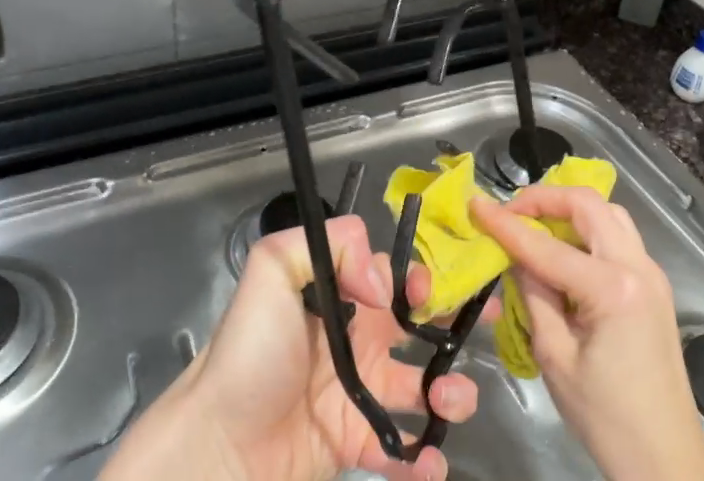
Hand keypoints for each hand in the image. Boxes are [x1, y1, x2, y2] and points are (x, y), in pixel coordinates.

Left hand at [100, 214, 484, 480]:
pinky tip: (426, 460)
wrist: (219, 446)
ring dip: (451, 396)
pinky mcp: (357, 448)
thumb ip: (327, 244)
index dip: (421, 280)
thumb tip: (384, 283)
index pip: (393, 280)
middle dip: (455, 330)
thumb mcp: (271, 272)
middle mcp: (356, 345)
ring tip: (448, 403)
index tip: (435, 292)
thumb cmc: (250, 355)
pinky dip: (426, 459)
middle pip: (420, 333)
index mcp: (339, 302)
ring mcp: (359, 399)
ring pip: (424, 392)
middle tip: (484, 332)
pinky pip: (405, 453)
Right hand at [472, 187, 703, 480]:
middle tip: (510, 211)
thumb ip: (534, 296)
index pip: (547, 246)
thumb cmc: (605, 415)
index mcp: (613, 288)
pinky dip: (587, 230)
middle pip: (589, 206)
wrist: (664, 455)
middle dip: (545, 199)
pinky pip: (618, 238)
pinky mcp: (653, 288)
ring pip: (609, 215)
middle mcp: (638, 268)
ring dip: (570, 210)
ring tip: (534, 225)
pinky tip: (563, 250)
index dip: (506, 224)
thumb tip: (516, 257)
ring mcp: (652, 275)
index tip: (476, 206)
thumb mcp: (555, 356)